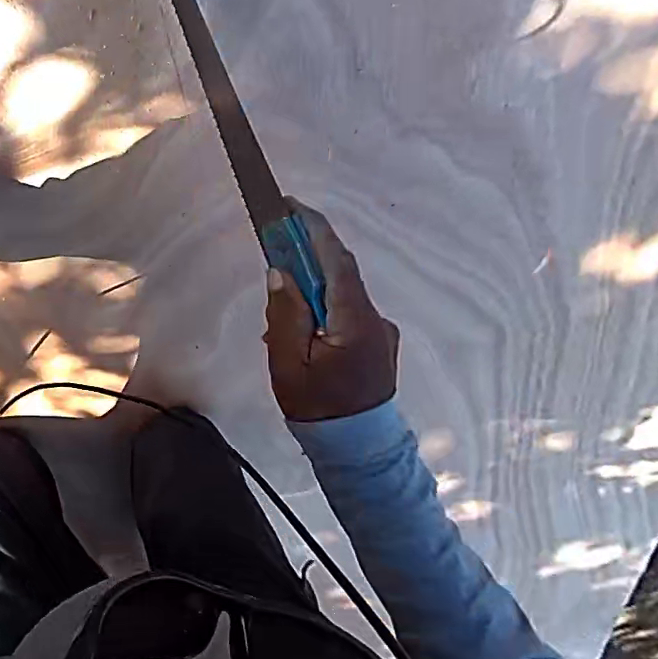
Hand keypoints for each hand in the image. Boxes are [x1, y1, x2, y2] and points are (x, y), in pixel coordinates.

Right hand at [263, 200, 400, 421]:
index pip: (335, 260)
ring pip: (342, 294)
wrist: (358, 453)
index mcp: (355, 321)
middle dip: (308, 254)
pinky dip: (323, 309)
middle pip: (340, 272)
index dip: (313, 228)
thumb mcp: (289, 364)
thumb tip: (280, 272)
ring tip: (280, 319)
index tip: (291, 205)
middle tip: (276, 246)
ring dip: (312, 289)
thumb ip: (285, 315)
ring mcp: (381, 332)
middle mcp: (376, 319)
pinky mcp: (379, 344)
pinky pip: (347, 313)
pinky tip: (302, 333)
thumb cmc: (318, 409)